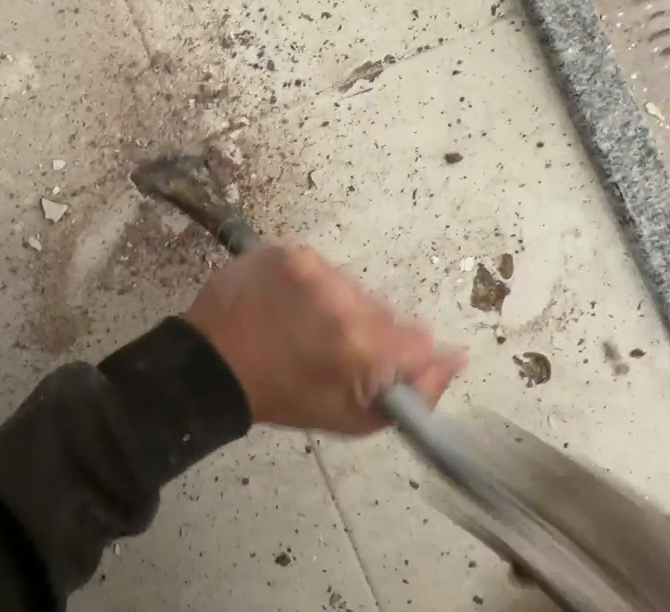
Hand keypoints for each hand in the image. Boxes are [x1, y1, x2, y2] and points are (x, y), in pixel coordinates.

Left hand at [184, 241, 464, 433]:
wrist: (215, 361)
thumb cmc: (283, 395)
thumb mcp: (354, 417)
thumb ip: (416, 393)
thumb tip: (453, 358)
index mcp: (362, 343)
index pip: (418, 340)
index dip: (400, 356)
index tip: (375, 363)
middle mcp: (341, 298)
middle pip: (385, 312)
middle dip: (369, 331)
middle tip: (332, 348)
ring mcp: (311, 269)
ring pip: (353, 288)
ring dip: (341, 305)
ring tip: (307, 326)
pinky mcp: (287, 252)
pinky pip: (322, 269)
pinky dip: (315, 286)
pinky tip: (293, 306)